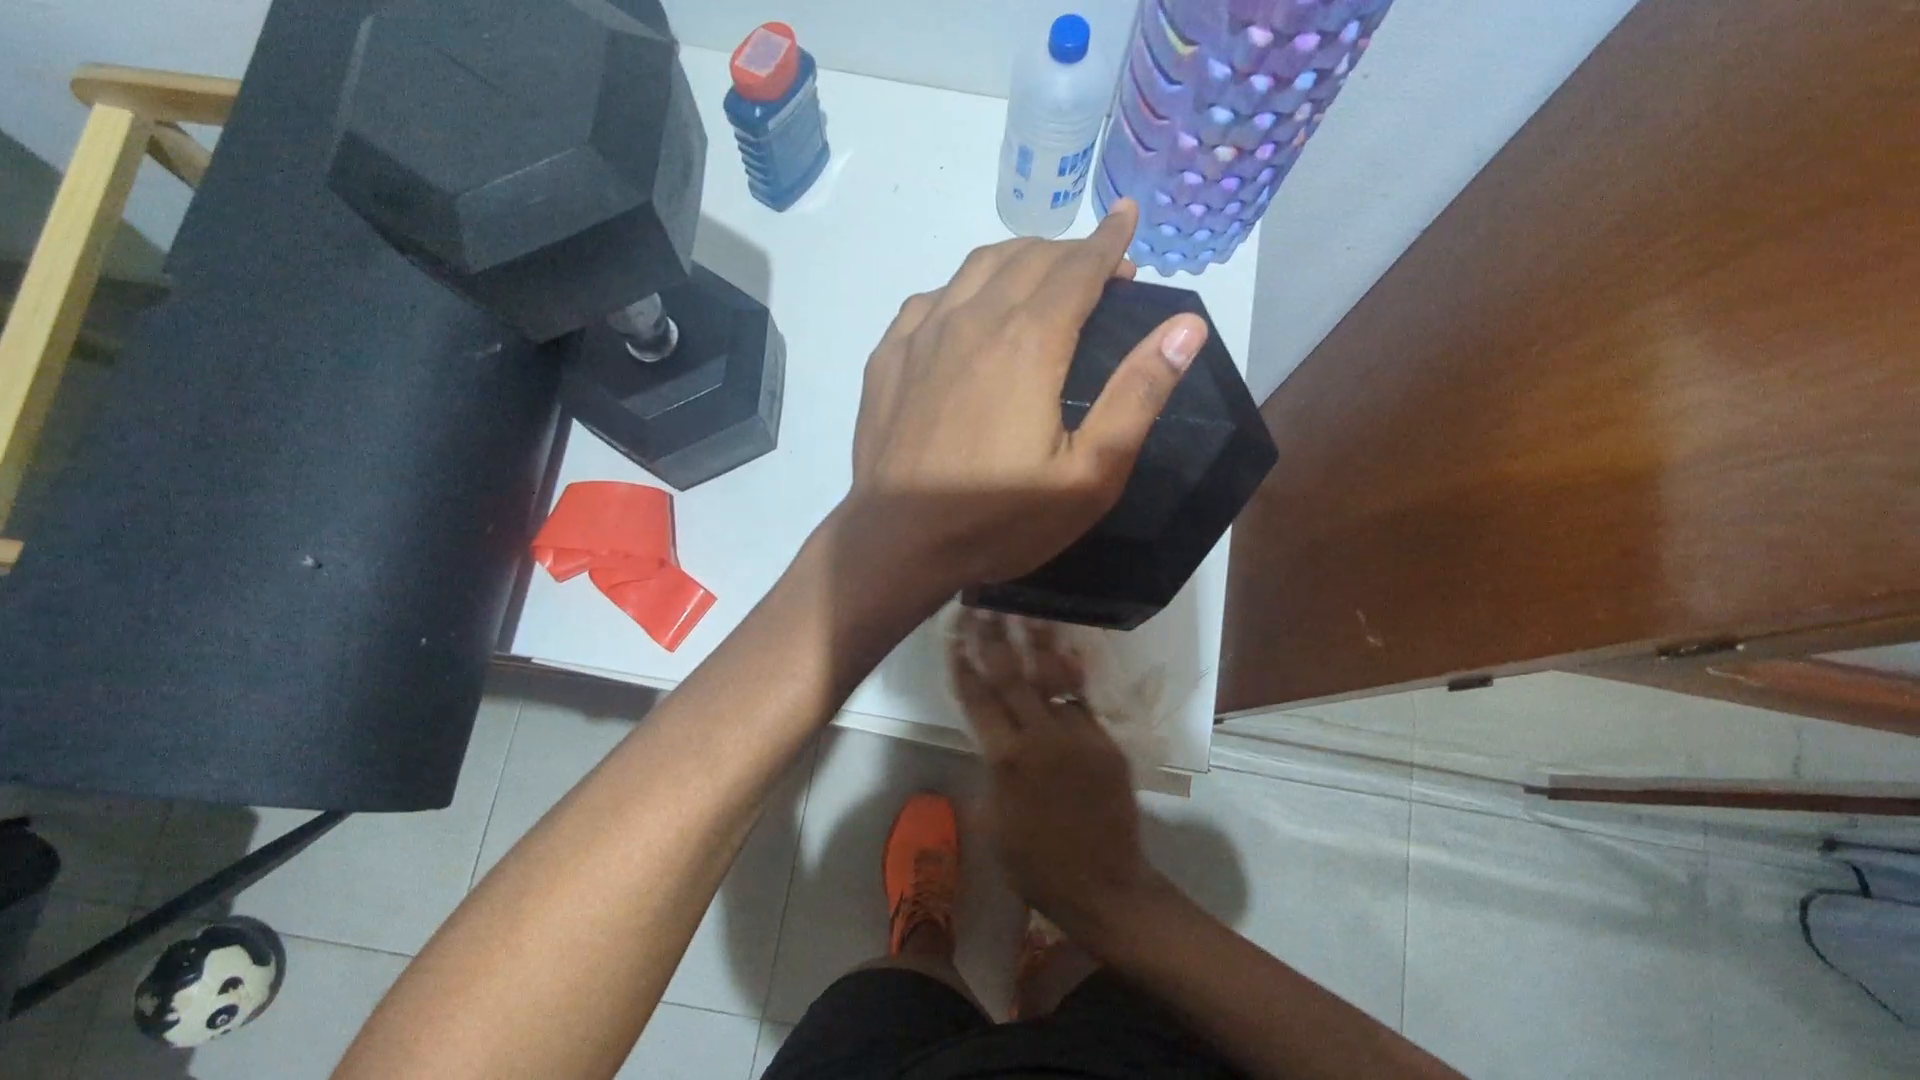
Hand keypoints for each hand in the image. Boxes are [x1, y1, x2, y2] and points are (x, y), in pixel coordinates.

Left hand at [846, 200, 1207, 592]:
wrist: (898, 545)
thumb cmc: (1000, 519)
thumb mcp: (1089, 475)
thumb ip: (1138, 395)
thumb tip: (1185, 326)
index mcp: (1029, 341)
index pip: (1078, 268)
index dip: (1110, 241)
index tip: (1128, 216)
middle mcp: (973, 319)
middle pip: (1029, 259)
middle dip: (1071, 251)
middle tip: (1099, 268)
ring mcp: (922, 335)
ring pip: (976, 268)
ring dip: (1019, 258)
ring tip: (1043, 274)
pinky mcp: (888, 358)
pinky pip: (931, 298)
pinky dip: (965, 288)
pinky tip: (970, 310)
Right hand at [949, 610, 1159, 942]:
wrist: (1103, 885)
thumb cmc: (1033, 864)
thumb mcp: (990, 821)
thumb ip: (988, 769)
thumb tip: (989, 736)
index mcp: (1005, 759)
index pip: (977, 698)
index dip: (962, 664)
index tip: (953, 635)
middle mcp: (1041, 737)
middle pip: (1011, 675)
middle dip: (992, 638)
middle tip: (982, 605)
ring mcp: (1079, 736)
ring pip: (1052, 681)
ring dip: (1035, 645)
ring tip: (1026, 610)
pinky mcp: (1106, 742)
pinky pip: (1081, 704)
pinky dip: (1067, 681)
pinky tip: (1061, 655)